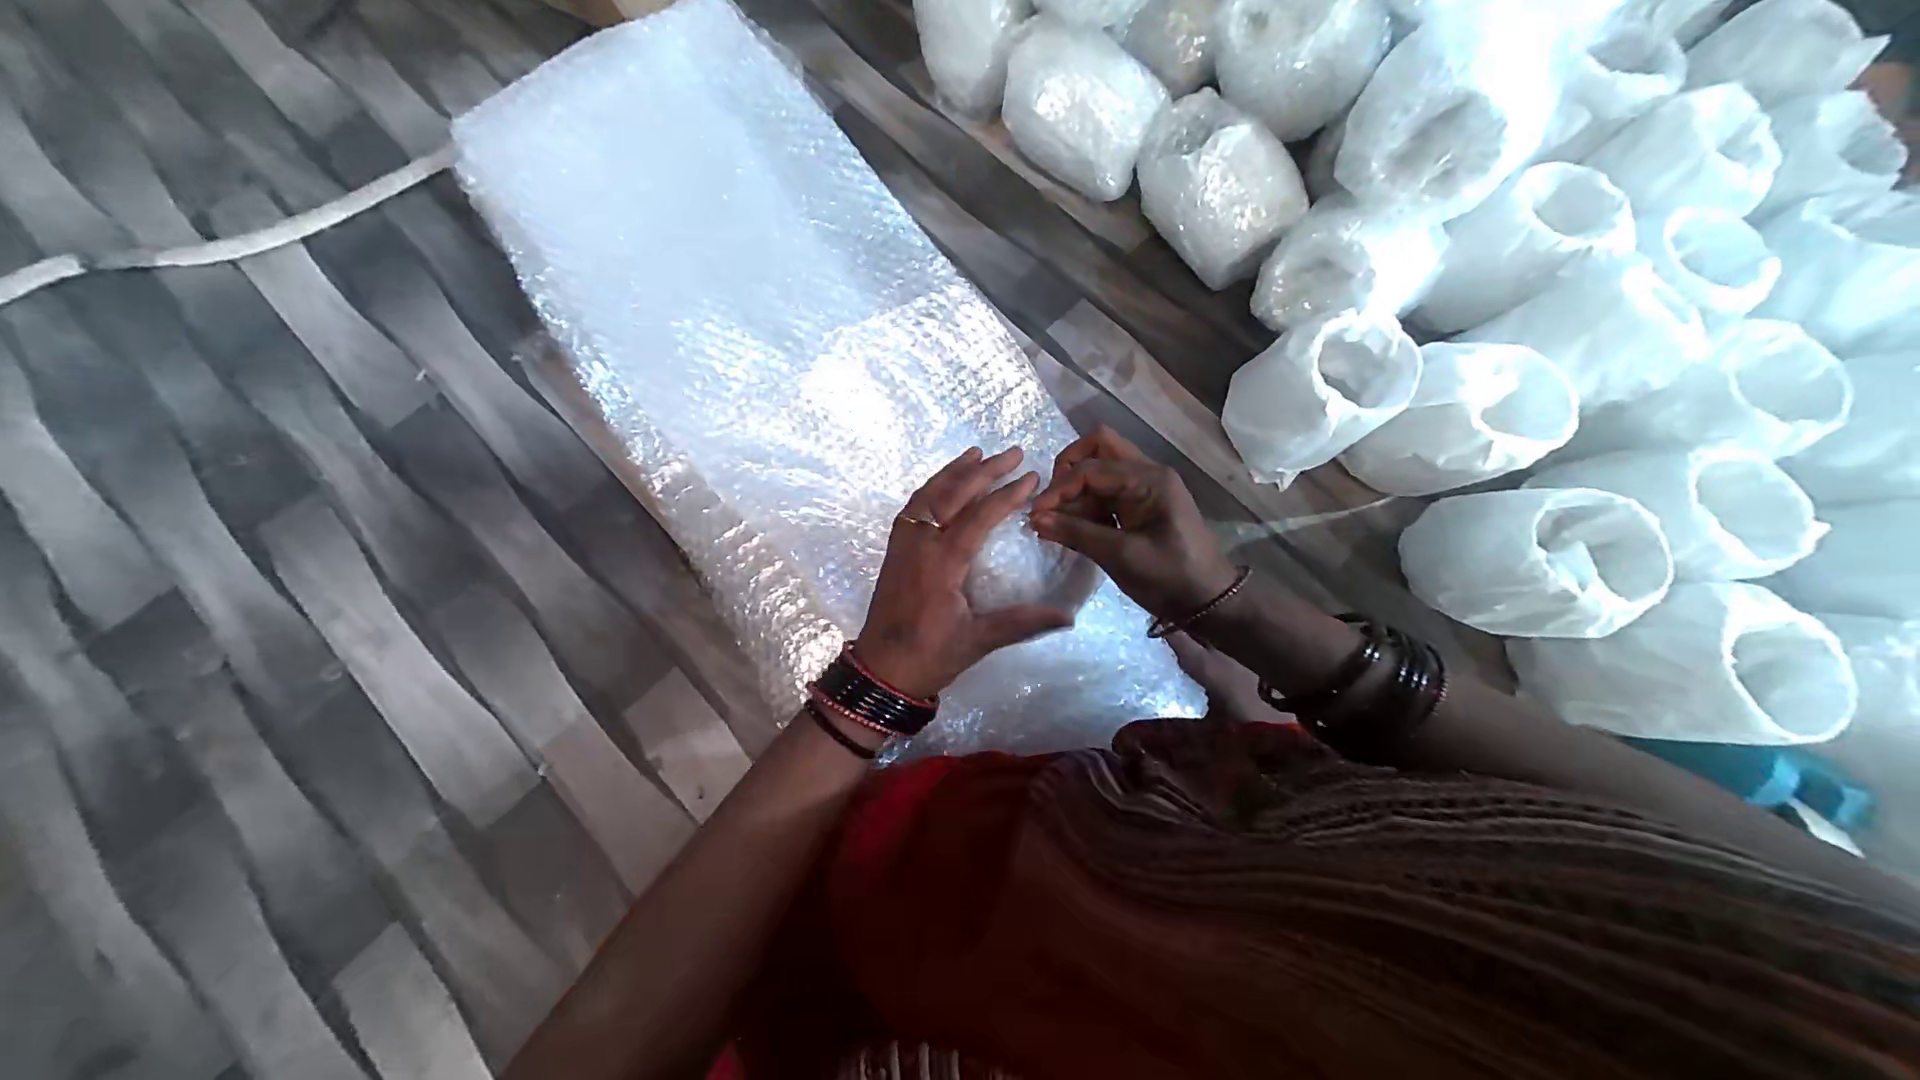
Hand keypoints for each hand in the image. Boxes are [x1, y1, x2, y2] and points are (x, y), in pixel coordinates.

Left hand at [855, 447, 1077, 699]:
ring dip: (954, 472)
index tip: (1032, 477)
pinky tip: (943, 484)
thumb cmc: (931, 656)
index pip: (980, 515)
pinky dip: (931, 488)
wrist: (881, 670)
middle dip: (984, 470)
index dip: (1008, 494)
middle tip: (1013, 452)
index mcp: (943, 561)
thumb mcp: (979, 641)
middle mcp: (921, 543)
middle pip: (953, 494)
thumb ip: (1022, 623)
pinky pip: (913, 507)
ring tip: (978, 453)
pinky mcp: (895, 550)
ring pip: (929, 494)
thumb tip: (1068, 617)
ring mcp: (903, 544)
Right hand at [1029, 427, 1237, 619]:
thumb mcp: (1122, 556)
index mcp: (1149, 480)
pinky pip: (1105, 493)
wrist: (1209, 601)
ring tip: (1056, 525)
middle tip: (1050, 505)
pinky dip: (1085, 506)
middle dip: (1067, 472)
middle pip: (1097, 449)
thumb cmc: (1171, 577)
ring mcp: (1143, 488)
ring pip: (1098, 470)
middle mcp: (1146, 474)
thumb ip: (1077, 534)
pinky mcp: (1139, 506)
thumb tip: (1035, 519)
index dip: (1058, 489)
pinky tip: (1071, 530)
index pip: (1091, 468)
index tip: (1036, 515)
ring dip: (1074, 492)